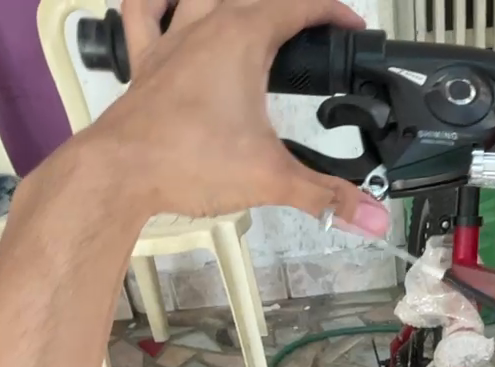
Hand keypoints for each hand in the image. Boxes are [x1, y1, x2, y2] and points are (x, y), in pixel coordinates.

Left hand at [27, 0, 390, 234]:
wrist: (122, 171)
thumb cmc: (187, 161)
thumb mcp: (273, 180)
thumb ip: (327, 197)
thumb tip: (372, 217)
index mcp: (243, 38)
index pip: (300, 7)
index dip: (333, 14)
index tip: (353, 26)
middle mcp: (206, 25)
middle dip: (292, 8)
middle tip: (313, 30)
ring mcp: (172, 38)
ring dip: (231, 0)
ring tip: (252, 13)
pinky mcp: (146, 62)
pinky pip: (146, 11)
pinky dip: (159, 2)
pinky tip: (171, 3)